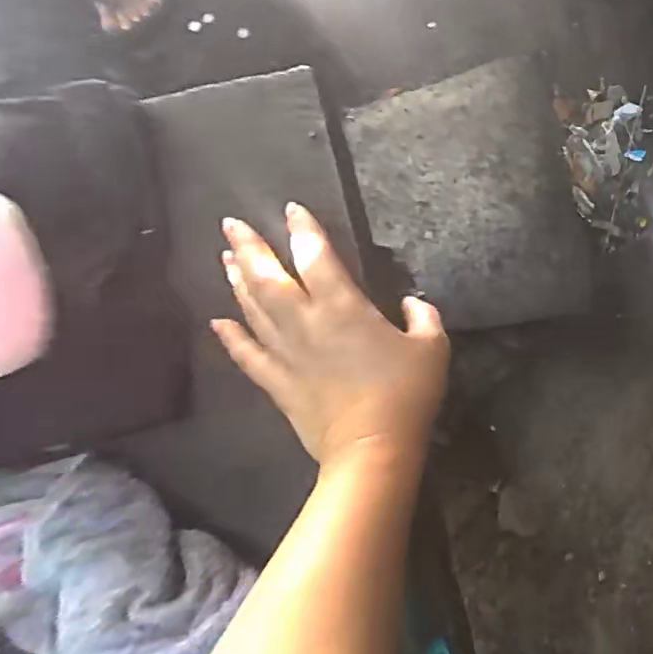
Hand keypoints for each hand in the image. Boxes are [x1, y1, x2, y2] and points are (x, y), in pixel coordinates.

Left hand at [213, 204, 448, 467]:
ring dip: (238, 280)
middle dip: (251, 248)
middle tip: (232, 223)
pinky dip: (230, 333)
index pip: (317, 259)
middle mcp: (305, 323)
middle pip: (269, 278)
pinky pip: (245, 351)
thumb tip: (407, 302)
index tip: (292, 210)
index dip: (305, 233)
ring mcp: (284, 352)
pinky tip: (219, 319)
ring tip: (226, 256)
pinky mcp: (275, 380)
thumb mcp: (433, 345)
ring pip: (252, 307)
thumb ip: (422, 316)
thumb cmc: (409, 389)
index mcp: (345, 309)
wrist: (372, 443)